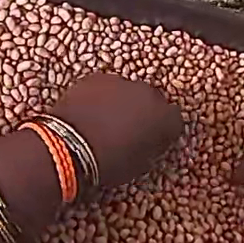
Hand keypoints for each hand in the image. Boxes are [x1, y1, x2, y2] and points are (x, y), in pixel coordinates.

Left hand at [49, 74, 182, 188]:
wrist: (69, 146)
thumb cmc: (108, 163)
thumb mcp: (139, 164)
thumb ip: (152, 147)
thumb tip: (151, 142)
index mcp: (164, 117)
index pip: (174, 121)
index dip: (163, 131)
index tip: (154, 140)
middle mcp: (148, 94)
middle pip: (152, 100)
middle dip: (145, 112)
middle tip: (130, 130)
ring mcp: (121, 82)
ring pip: (128, 91)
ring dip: (122, 102)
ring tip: (106, 122)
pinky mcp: (97, 78)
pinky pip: (105, 87)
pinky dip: (101, 97)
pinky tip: (90, 112)